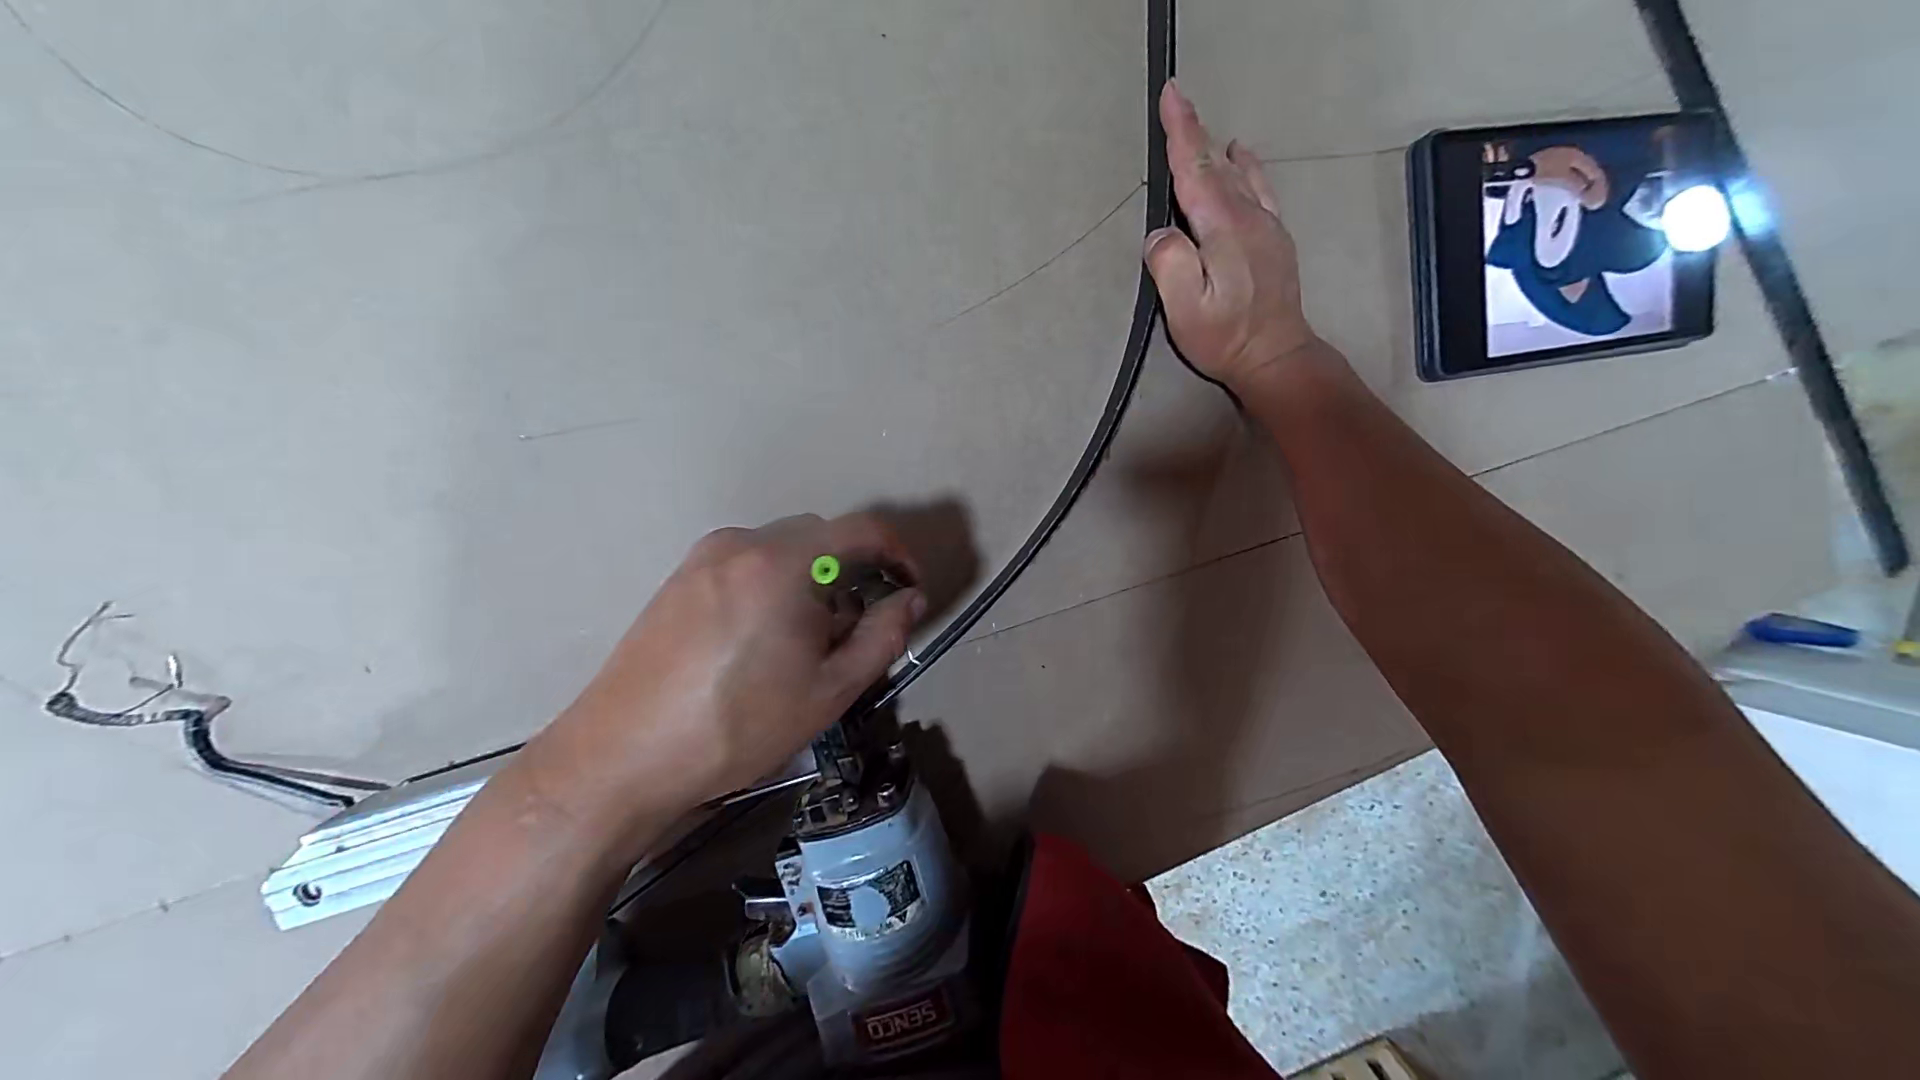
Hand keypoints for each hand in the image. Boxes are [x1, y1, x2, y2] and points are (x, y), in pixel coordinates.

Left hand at [521, 513, 923, 838]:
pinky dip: (774, 586)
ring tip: (803, 646)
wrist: (621, 759)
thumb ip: (881, 636)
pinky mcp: (679, 579)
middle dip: (851, 573)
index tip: (909, 588)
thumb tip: (910, 599)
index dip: (898, 553)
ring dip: (812, 582)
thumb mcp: (829, 690)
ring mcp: (703, 558)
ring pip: (782, 551)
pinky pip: (746, 564)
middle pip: (820, 536)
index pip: (861, 530)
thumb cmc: (737, 727)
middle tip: (852, 632)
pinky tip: (759, 642)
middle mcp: (741, 543)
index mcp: (783, 562)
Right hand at [1145, 81, 1322, 389]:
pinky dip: (1247, 167)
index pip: (1197, 171)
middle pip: (1217, 165)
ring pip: (1239, 174)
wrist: (1276, 356)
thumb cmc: (1225, 338)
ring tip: (1203, 129)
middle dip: (1195, 132)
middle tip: (1177, 100)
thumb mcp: (1186, 310)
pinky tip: (1243, 156)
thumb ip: (1171, 264)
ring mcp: (1266, 226)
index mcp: (1224, 229)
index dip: (1182, 133)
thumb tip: (1159, 233)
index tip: (1170, 97)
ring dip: (1217, 148)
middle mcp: (1249, 217)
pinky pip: (1261, 189)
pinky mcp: (1275, 240)